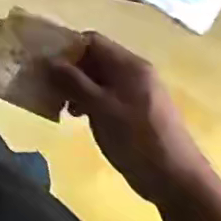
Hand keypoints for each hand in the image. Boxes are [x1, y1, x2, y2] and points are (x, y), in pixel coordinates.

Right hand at [51, 33, 206, 202]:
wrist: (175, 179)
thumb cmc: (136, 139)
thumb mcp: (100, 108)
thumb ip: (73, 81)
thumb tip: (49, 60)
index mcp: (129, 65)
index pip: (92, 41)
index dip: (66, 48)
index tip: (45, 64)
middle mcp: (134, 73)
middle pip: (94, 58)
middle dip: (68, 69)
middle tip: (47, 86)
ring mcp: (136, 92)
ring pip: (98, 78)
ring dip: (76, 87)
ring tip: (60, 105)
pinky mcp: (135, 111)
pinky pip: (106, 95)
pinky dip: (88, 100)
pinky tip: (78, 116)